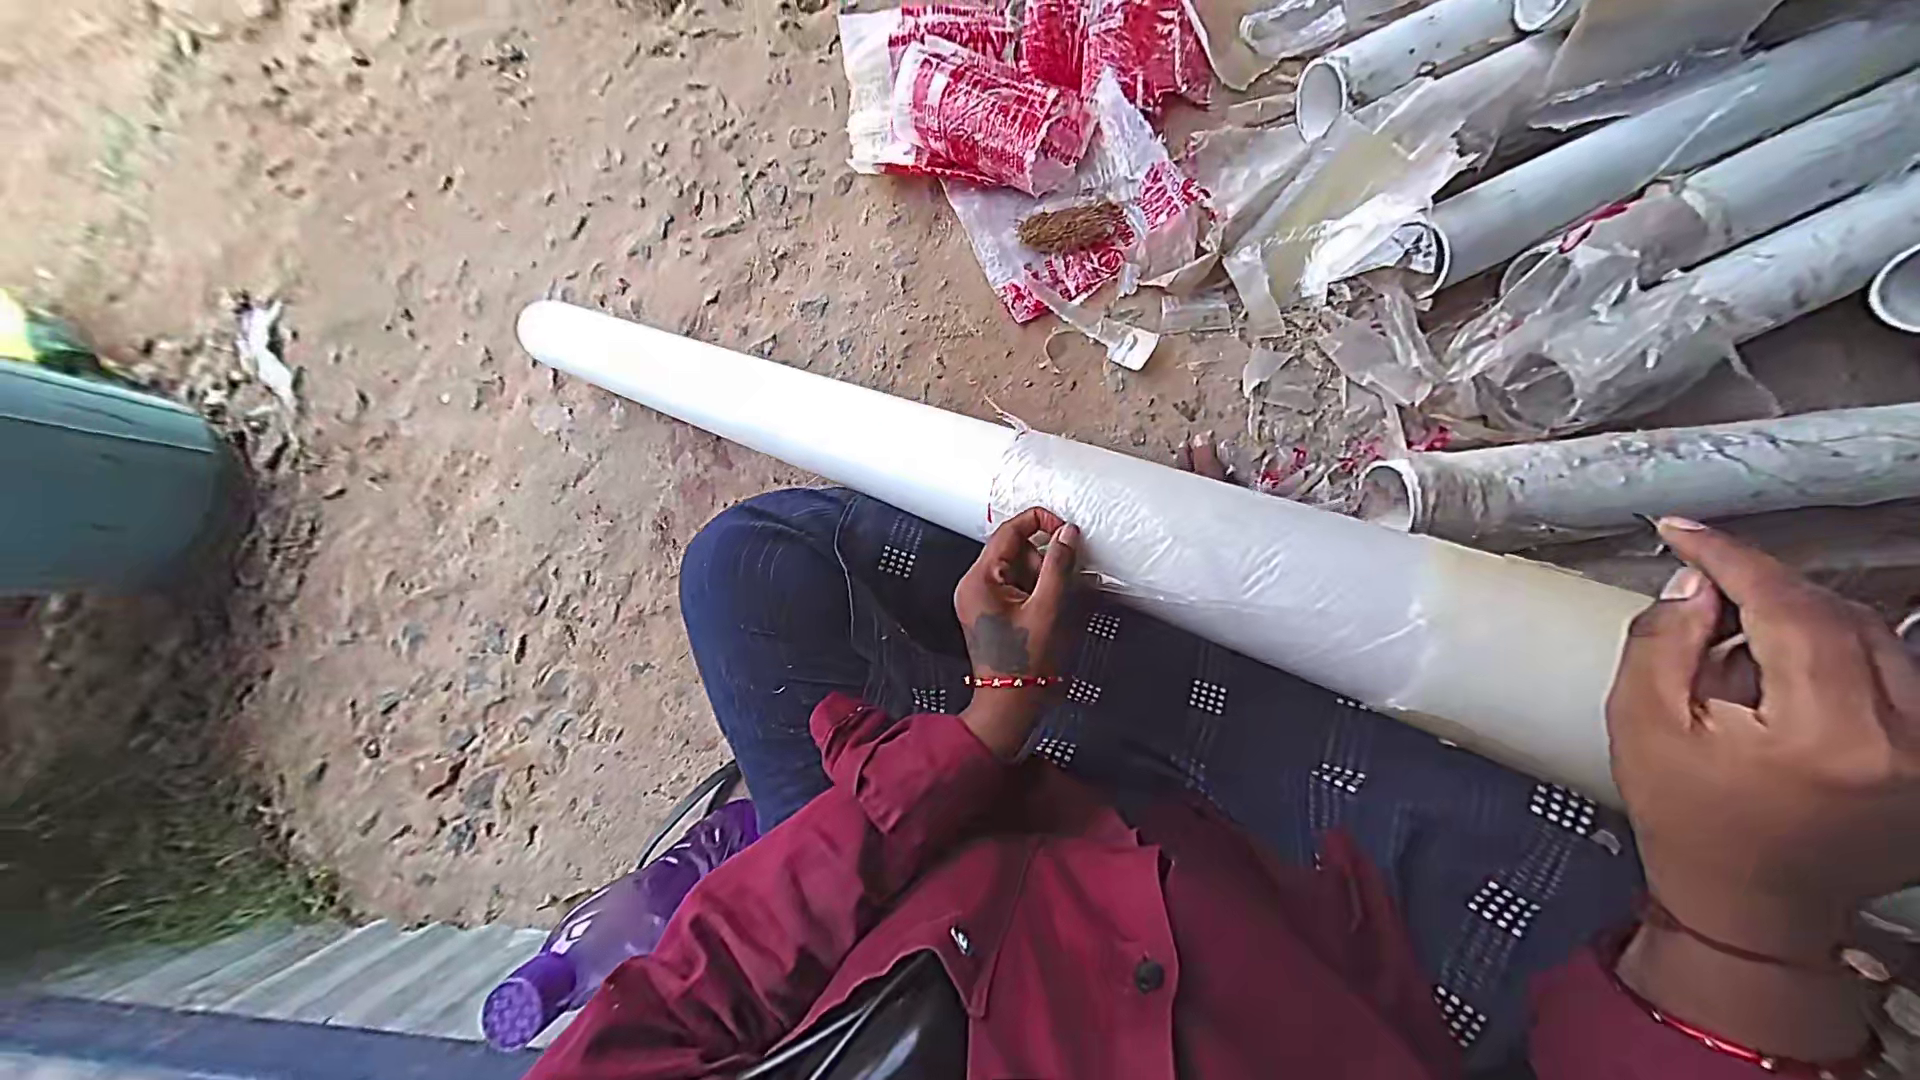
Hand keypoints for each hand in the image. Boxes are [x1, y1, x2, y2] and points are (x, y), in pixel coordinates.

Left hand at [953, 507, 1079, 757]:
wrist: (1009, 702)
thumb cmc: (1024, 662)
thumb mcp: (1047, 609)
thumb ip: (1058, 566)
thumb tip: (1067, 534)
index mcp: (979, 579)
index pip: (1008, 531)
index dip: (1039, 523)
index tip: (1065, 530)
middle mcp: (973, 584)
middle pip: (1014, 549)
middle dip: (1041, 561)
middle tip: (1056, 587)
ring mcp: (979, 597)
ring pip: (1017, 567)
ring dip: (1040, 578)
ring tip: (1047, 607)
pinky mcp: (989, 609)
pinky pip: (1015, 585)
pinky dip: (1034, 590)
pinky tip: (1042, 611)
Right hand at [1608, 518, 1919, 954]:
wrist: (1750, 891)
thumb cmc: (1683, 809)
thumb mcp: (1641, 720)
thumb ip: (1664, 643)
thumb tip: (1694, 584)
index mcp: (1830, 735)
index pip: (1793, 613)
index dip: (1734, 560)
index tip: (1683, 531)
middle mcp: (1913, 740)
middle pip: (1845, 617)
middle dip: (1763, 585)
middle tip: (1695, 581)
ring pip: (1878, 637)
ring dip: (1795, 616)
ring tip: (1727, 635)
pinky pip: (1894, 669)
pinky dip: (1830, 645)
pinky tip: (1774, 663)